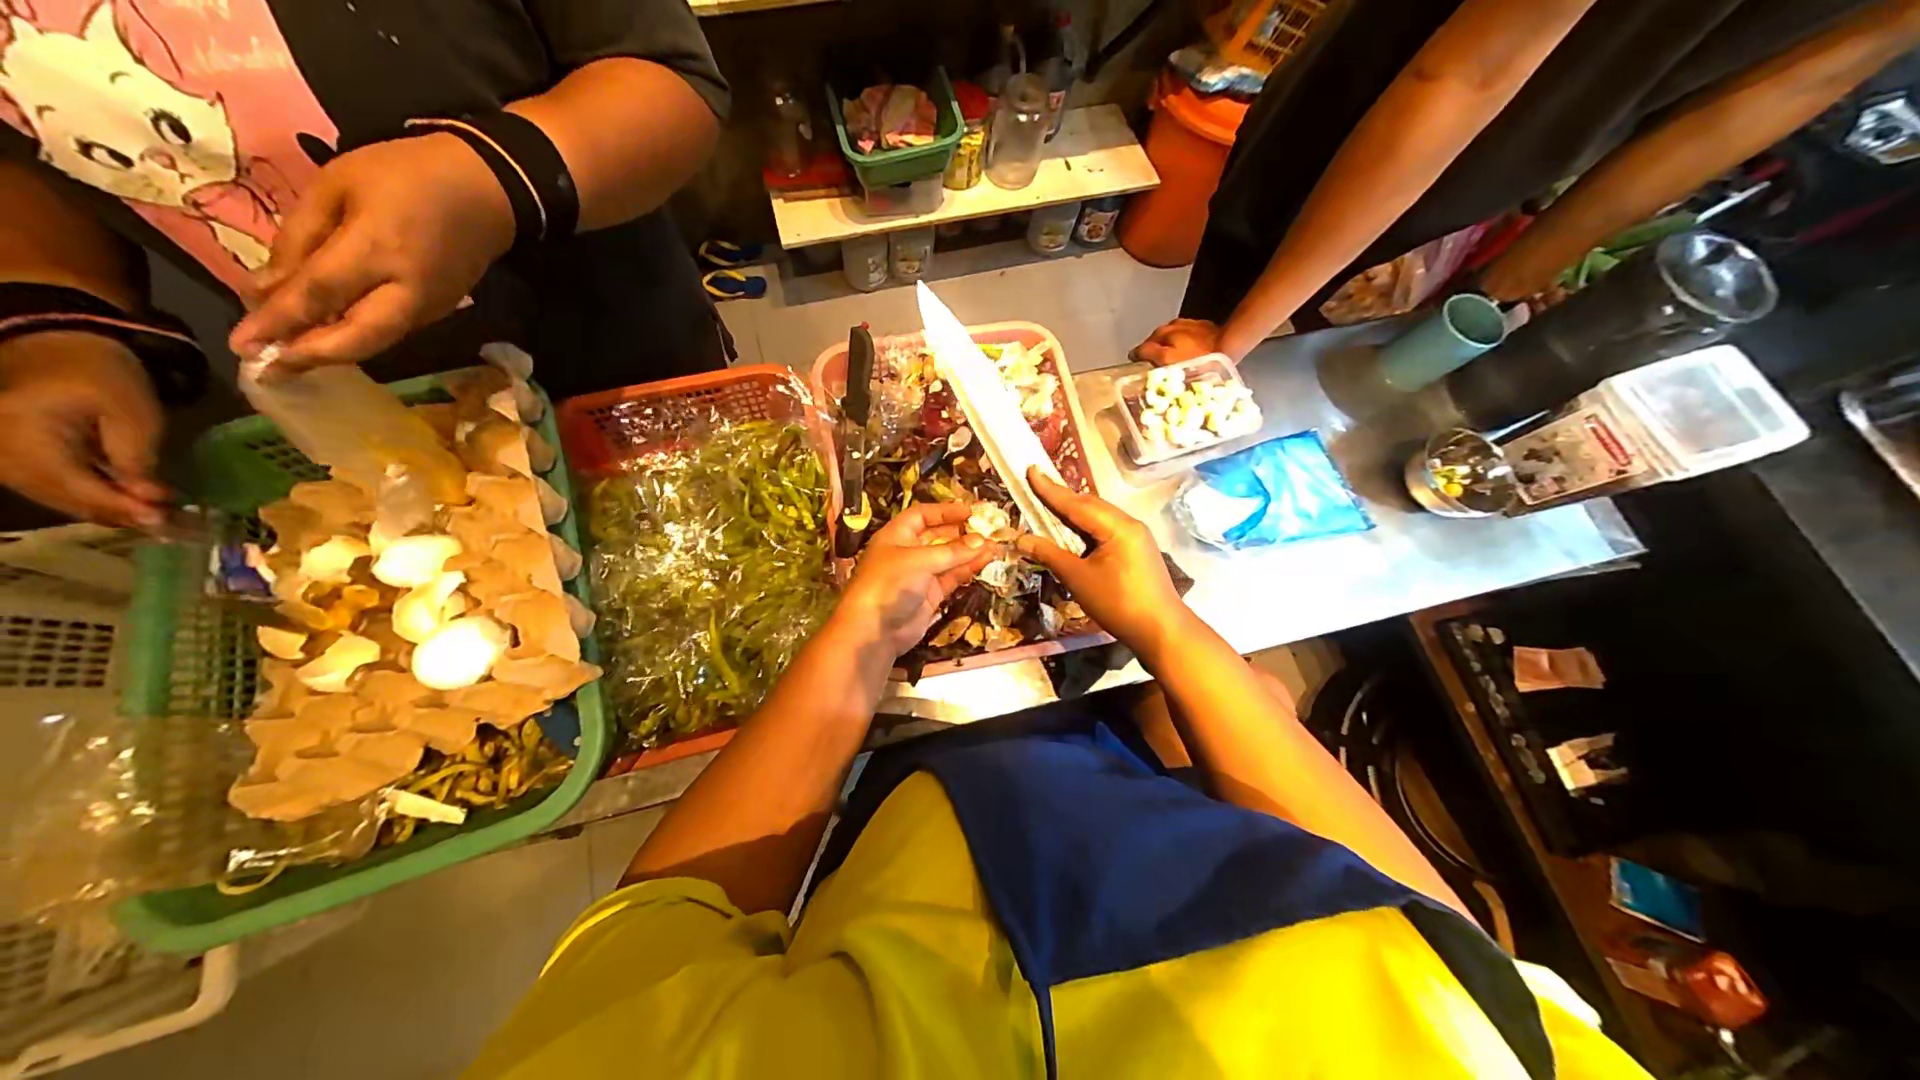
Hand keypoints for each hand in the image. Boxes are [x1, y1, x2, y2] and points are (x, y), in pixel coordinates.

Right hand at [0, 332, 166, 527]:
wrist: (55, 348)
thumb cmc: (100, 375)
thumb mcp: (132, 412)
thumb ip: (137, 458)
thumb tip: (150, 502)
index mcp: (22, 436)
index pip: (76, 487)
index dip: (123, 508)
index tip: (167, 521)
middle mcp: (1, 452)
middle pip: (65, 499)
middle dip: (122, 514)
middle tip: (176, 527)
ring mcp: (2, 458)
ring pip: (58, 499)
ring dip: (110, 510)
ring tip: (164, 519)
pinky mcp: (13, 458)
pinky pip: (51, 487)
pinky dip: (94, 497)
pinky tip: (133, 503)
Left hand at [229, 133, 514, 369]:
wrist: (486, 193)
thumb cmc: (405, 175)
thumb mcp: (336, 187)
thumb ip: (301, 238)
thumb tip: (268, 288)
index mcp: (376, 249)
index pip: (318, 294)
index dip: (277, 321)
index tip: (240, 346)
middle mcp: (406, 289)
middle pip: (360, 337)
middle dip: (313, 356)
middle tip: (271, 372)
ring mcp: (430, 306)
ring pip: (377, 340)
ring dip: (335, 351)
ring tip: (294, 356)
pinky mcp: (441, 310)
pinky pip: (393, 329)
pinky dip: (360, 337)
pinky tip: (334, 334)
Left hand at [833, 502, 998, 657]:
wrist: (873, 630)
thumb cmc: (889, 583)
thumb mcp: (919, 560)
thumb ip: (952, 551)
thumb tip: (982, 541)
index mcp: (897, 535)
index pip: (922, 515)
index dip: (945, 511)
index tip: (971, 511)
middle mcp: (908, 552)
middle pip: (938, 535)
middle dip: (963, 532)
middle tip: (990, 528)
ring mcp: (920, 574)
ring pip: (949, 558)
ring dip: (971, 551)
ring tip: (996, 545)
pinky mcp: (930, 594)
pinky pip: (952, 576)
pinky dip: (968, 568)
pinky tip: (986, 561)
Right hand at [1015, 467, 1187, 650]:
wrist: (1161, 630)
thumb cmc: (1119, 603)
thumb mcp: (1079, 579)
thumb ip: (1050, 555)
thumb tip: (1021, 539)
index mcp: (1117, 526)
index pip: (1076, 503)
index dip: (1050, 489)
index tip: (1030, 469)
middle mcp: (1129, 524)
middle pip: (1090, 505)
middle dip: (1062, 496)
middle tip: (1036, 484)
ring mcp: (1137, 537)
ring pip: (1100, 516)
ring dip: (1074, 512)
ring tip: (1050, 505)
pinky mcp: (1138, 550)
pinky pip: (1107, 529)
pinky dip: (1087, 526)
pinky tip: (1074, 531)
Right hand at [1134, 318, 1225, 366]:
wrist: (1229, 346)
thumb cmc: (1197, 359)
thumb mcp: (1168, 359)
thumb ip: (1149, 354)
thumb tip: (1133, 353)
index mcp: (1161, 334)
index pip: (1140, 349)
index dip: (1139, 362)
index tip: (1142, 373)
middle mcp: (1171, 325)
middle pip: (1155, 343)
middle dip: (1154, 355)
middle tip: (1159, 370)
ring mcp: (1188, 325)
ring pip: (1170, 339)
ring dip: (1169, 349)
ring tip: (1174, 364)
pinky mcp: (1202, 328)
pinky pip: (1186, 338)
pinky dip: (1183, 346)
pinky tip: (1189, 356)